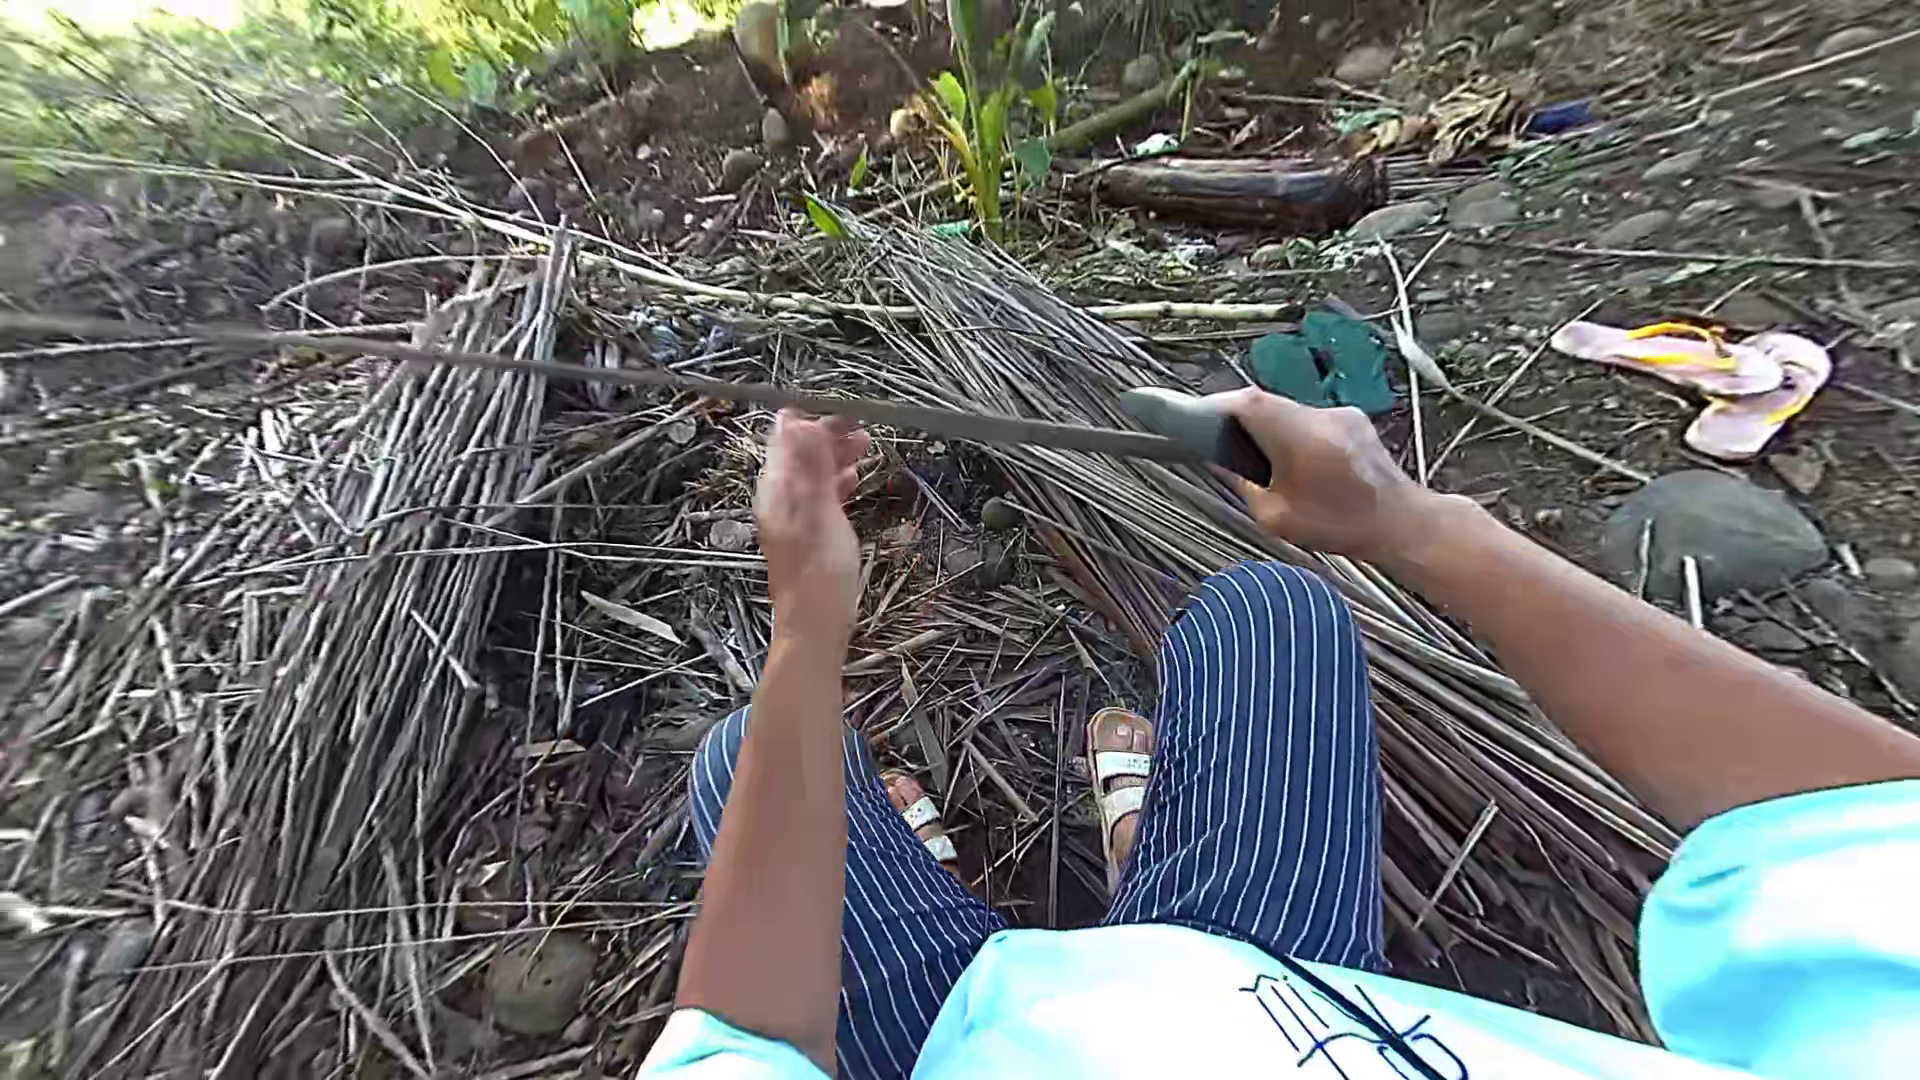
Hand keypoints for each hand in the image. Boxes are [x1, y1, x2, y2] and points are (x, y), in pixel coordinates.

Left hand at [755, 410, 870, 640]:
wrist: (816, 624)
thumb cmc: (819, 572)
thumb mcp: (819, 512)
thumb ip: (810, 467)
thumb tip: (797, 420)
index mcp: (777, 491)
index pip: (785, 440)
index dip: (812, 422)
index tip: (845, 414)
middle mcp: (780, 500)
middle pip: (800, 455)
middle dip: (828, 437)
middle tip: (863, 430)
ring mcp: (794, 518)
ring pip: (813, 475)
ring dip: (836, 457)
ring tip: (867, 446)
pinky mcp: (809, 533)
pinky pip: (821, 496)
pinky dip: (837, 482)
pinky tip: (854, 480)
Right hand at [1216, 388, 1453, 563]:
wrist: (1401, 523)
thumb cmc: (1338, 526)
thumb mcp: (1274, 517)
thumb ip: (1243, 486)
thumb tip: (1220, 463)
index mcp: (1302, 441)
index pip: (1251, 402)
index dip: (1219, 404)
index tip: (1198, 416)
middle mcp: (1323, 419)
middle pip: (1266, 402)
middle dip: (1237, 417)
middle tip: (1219, 438)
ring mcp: (1341, 415)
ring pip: (1286, 409)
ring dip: (1265, 425)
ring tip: (1256, 454)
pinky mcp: (1351, 419)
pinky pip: (1306, 417)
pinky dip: (1288, 430)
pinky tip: (1289, 458)